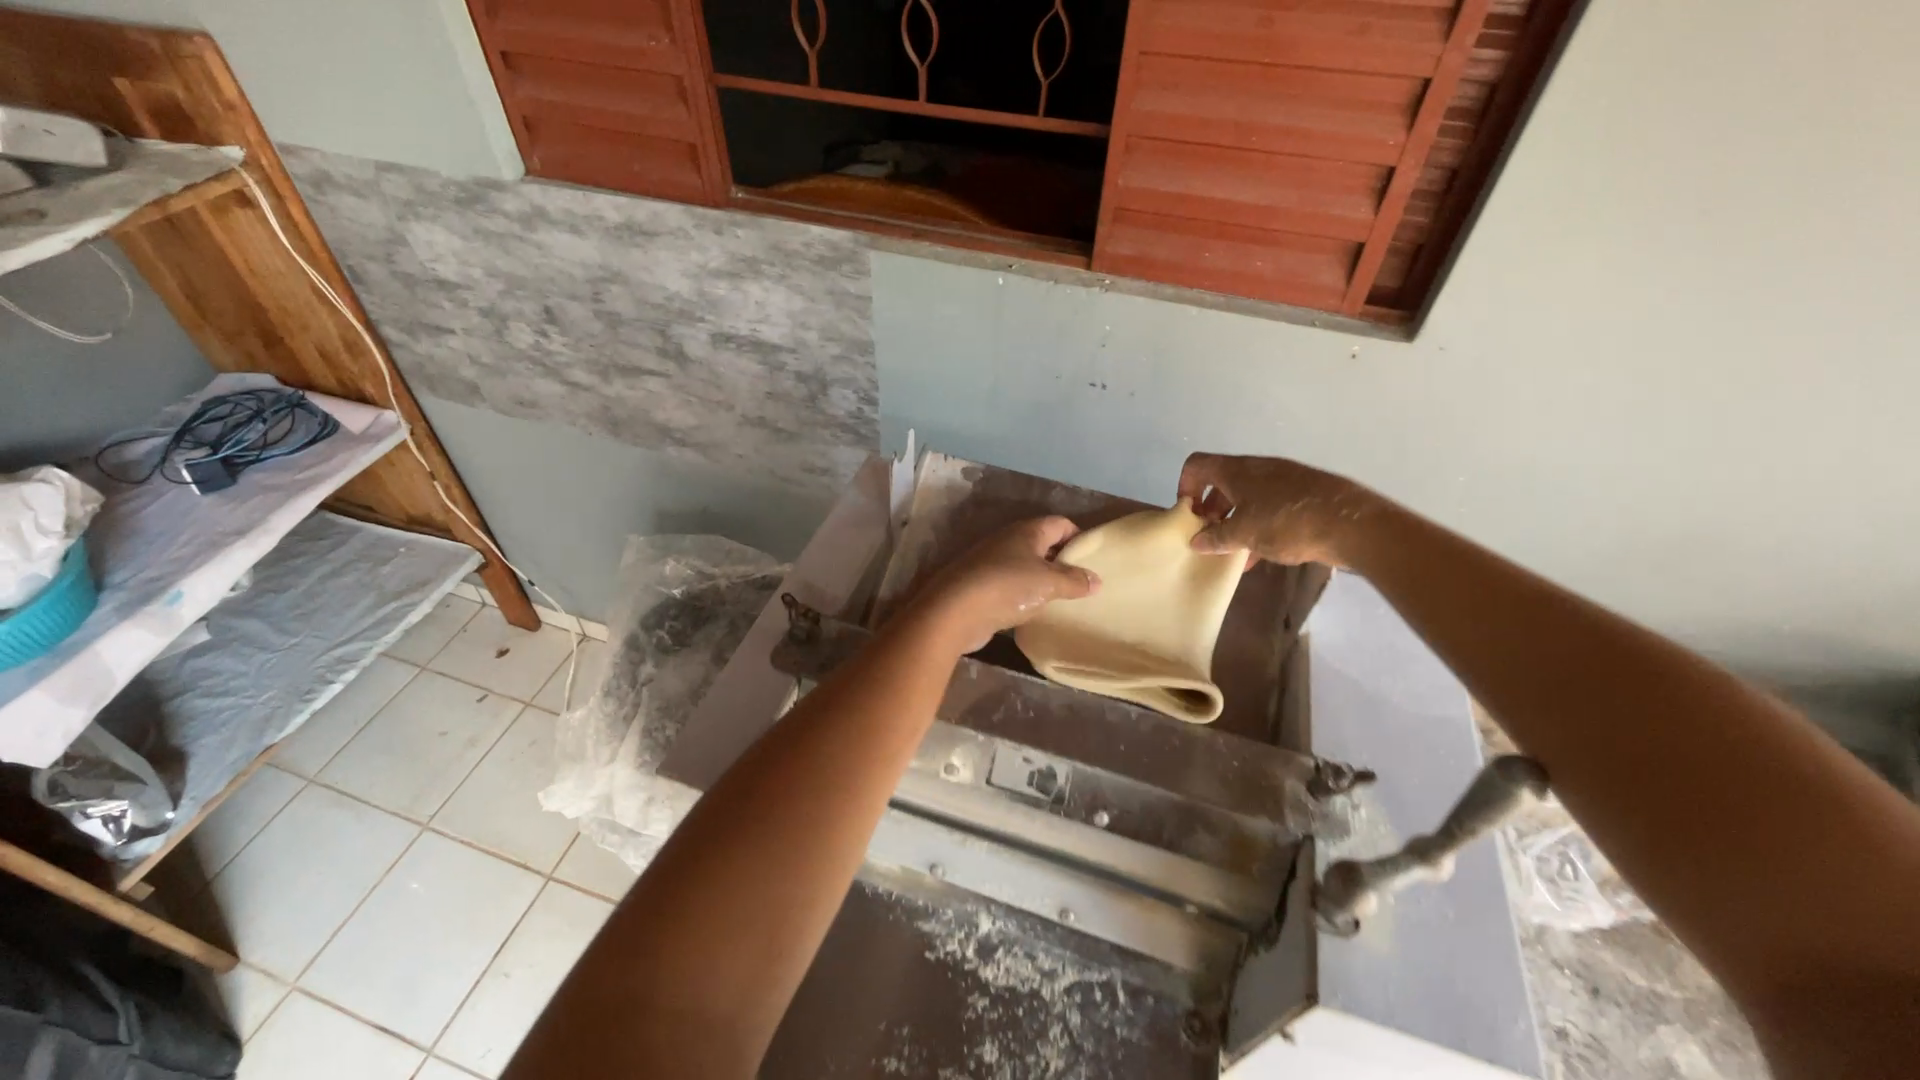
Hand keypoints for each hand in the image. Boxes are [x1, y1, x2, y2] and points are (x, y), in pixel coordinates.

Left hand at [907, 516, 1100, 652]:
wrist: (955, 611)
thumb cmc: (1008, 587)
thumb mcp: (1049, 584)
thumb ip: (1074, 580)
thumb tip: (1096, 580)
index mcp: (1027, 531)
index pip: (1060, 524)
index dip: (1078, 537)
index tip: (1093, 560)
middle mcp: (1008, 540)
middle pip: (1043, 544)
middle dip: (1062, 560)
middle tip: (1082, 582)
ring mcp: (991, 562)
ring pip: (1025, 565)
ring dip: (1042, 579)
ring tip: (1062, 599)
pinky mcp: (980, 585)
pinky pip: (1010, 585)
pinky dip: (1024, 594)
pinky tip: (1033, 611)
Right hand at [1176, 453, 1383, 566]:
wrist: (1350, 524)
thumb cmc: (1286, 522)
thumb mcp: (1244, 534)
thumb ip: (1217, 537)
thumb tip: (1196, 541)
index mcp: (1237, 471)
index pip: (1197, 465)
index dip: (1185, 486)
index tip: (1188, 515)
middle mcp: (1258, 470)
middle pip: (1222, 483)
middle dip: (1211, 510)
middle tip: (1208, 537)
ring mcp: (1282, 482)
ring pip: (1247, 499)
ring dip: (1235, 522)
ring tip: (1232, 552)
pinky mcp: (1302, 497)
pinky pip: (1269, 509)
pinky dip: (1258, 527)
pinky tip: (1259, 556)